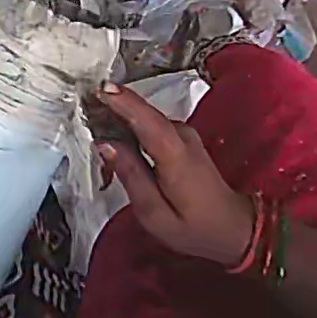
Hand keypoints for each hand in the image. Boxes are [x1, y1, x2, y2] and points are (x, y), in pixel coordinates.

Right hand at [95, 82, 256, 266]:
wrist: (234, 228)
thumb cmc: (193, 227)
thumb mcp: (154, 213)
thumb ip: (130, 175)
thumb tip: (105, 144)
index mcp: (175, 155)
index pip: (147, 120)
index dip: (123, 102)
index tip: (99, 89)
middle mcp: (182, 136)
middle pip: (143, 114)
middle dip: (112, 105)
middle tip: (83, 103)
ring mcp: (184, 134)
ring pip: (145, 117)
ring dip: (118, 114)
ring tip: (91, 115)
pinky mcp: (180, 137)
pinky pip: (150, 124)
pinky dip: (129, 123)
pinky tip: (112, 129)